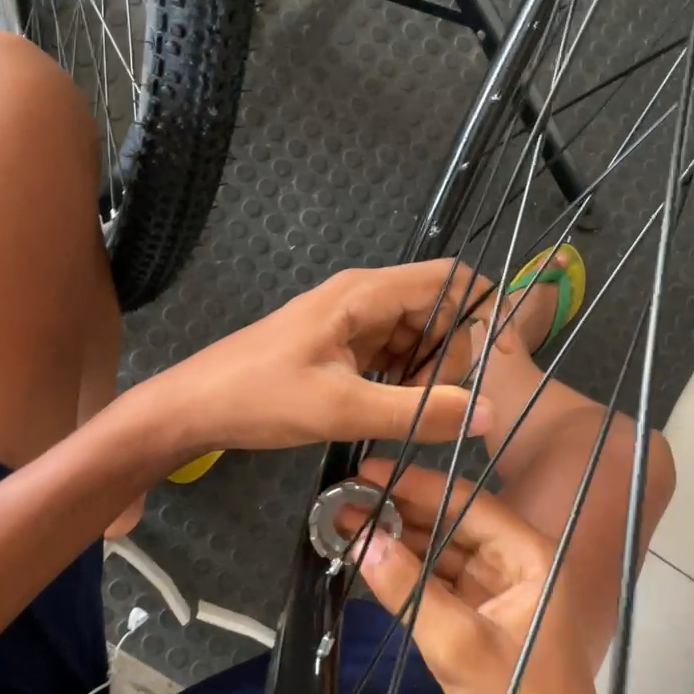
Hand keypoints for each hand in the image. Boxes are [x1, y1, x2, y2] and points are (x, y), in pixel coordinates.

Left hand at [145, 261, 496, 452]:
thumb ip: (416, 411)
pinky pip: (393, 355)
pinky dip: (405, 381)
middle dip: (453, 354)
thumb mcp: (341, 409)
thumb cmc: (260, 397)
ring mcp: (352, 323)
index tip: (499, 358)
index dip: (483, 309)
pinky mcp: (342, 346)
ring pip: (417, 337)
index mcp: (365, 294)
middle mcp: (364, 299)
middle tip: (441, 404)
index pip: (449, 279)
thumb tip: (487, 414)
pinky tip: (395, 410)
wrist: (194, 407)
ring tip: (413, 412)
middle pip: (438, 310)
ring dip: (428, 373)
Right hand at [352, 458, 602, 693]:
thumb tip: (360, 538)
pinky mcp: (479, 624)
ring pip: (441, 555)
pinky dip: (405, 576)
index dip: (416, 484)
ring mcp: (498, 596)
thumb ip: (408, 589)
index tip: (366, 471)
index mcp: (531, 557)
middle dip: (399, 514)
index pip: (468, 503)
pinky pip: (437, 586)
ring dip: (398, 544)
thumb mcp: (459, 644)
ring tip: (345, 528)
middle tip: (344, 502)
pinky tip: (368, 564)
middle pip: (451, 526)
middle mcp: (517, 568)